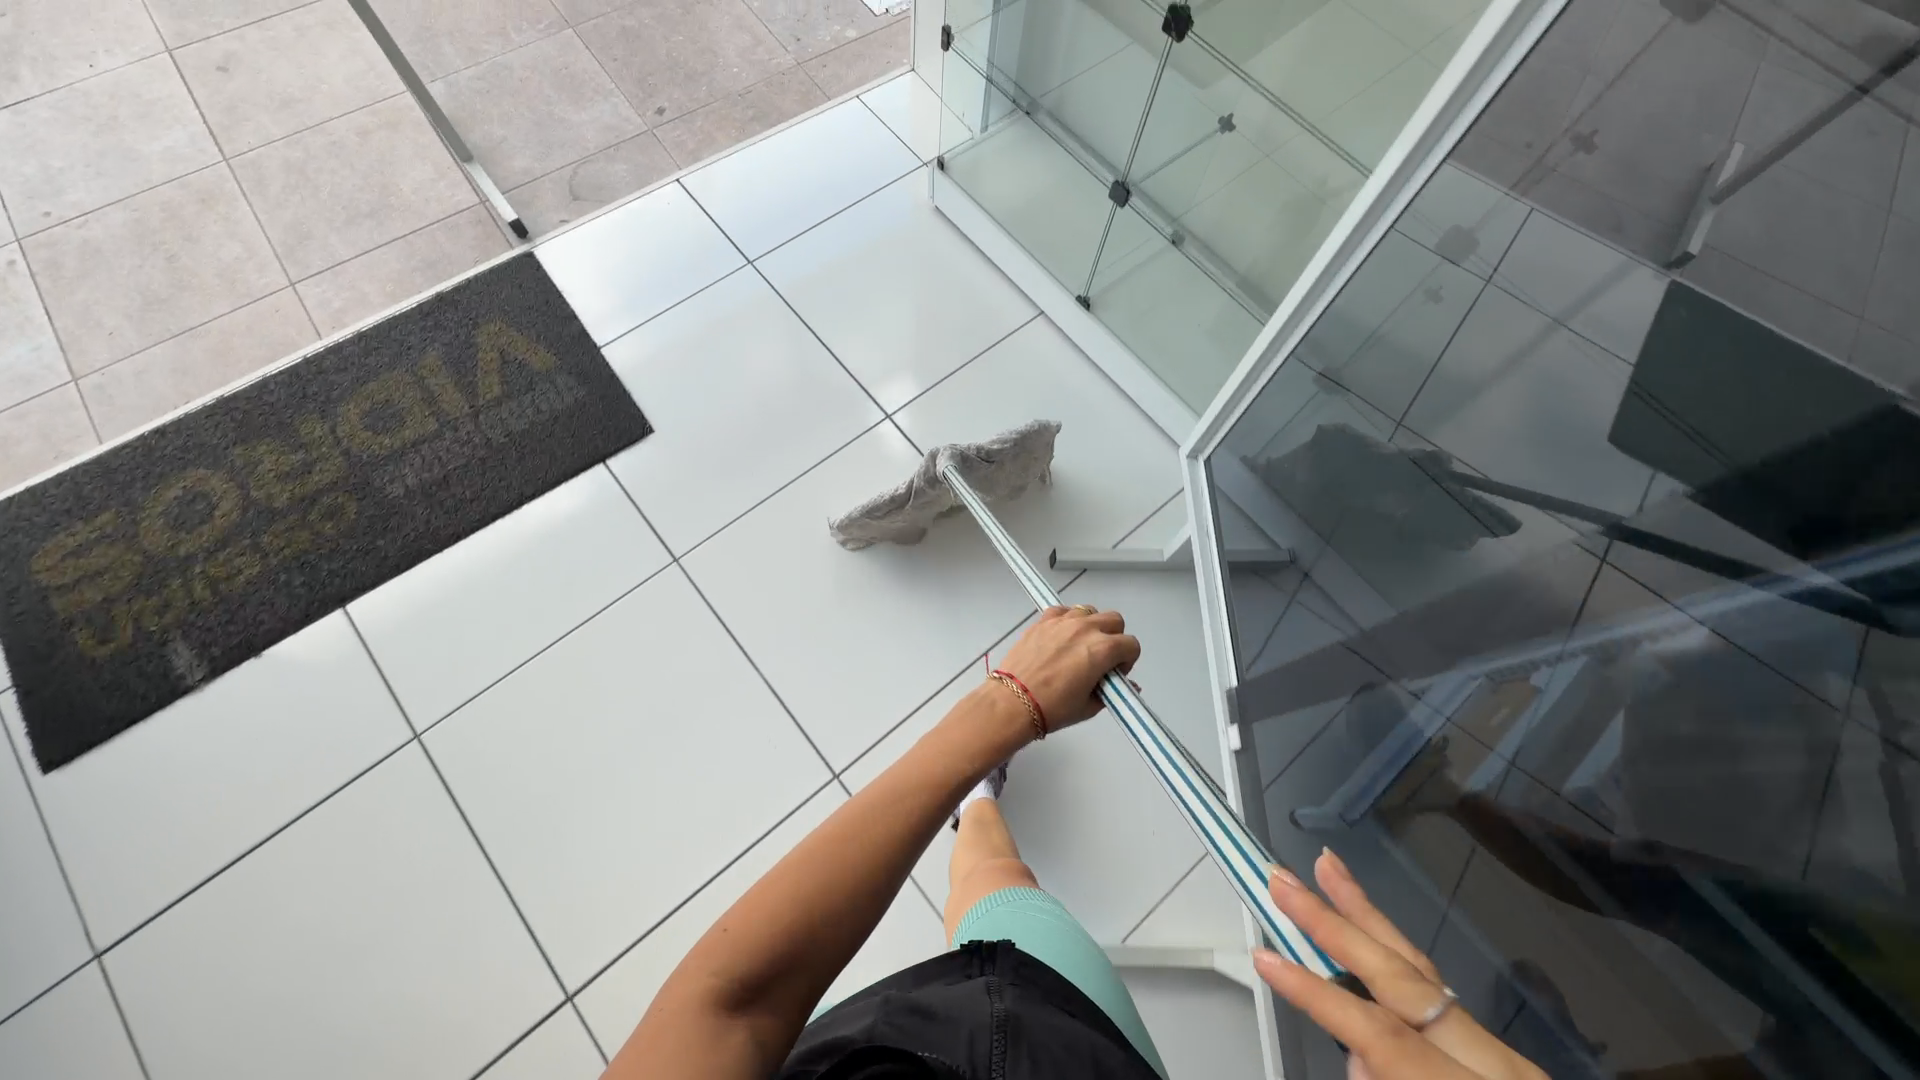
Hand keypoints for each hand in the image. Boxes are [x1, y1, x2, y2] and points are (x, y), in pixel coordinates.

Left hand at [993, 605, 1140, 732]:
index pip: (1131, 645)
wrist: (1012, 702)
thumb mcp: (1089, 706)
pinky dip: (1067, 620)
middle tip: (1101, 658)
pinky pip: (1063, 610)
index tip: (1114, 673)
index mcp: (1103, 649)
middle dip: (1114, 638)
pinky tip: (1061, 637)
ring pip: (1089, 611)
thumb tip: (1123, 684)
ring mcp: (1063, 621)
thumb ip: (1111, 691)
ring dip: (1092, 626)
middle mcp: (1086, 628)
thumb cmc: (1053, 708)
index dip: (1127, 660)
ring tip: (1080, 646)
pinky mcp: (1042, 621)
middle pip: (1114, 620)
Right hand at [1252, 849, 1547, 1079]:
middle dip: (1338, 924)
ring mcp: (1510, 1061)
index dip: (1319, 995)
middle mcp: (1502, 1070)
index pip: (1384, 1036)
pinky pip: (1440, 997)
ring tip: (1328, 870)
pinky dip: (1398, 957)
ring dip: (1368, 919)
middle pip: (1407, 981)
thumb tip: (1358, 1057)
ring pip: (1428, 974)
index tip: (1265, 958)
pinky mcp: (1507, 1060)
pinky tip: (1371, 932)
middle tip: (1285, 880)